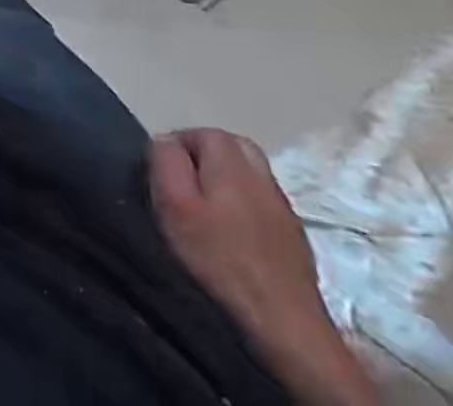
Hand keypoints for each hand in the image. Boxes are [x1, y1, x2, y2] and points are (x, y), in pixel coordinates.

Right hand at [150, 129, 377, 405]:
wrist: (280, 320)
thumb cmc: (215, 257)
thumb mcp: (173, 203)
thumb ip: (166, 162)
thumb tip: (165, 140)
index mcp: (232, 162)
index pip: (202, 132)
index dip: (176, 144)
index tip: (159, 170)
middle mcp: (263, 175)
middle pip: (232, 145)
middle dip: (204, 153)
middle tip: (181, 181)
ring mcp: (283, 206)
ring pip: (251, 172)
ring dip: (226, 177)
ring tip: (202, 204)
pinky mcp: (293, 235)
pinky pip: (263, 200)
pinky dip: (243, 202)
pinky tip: (230, 229)